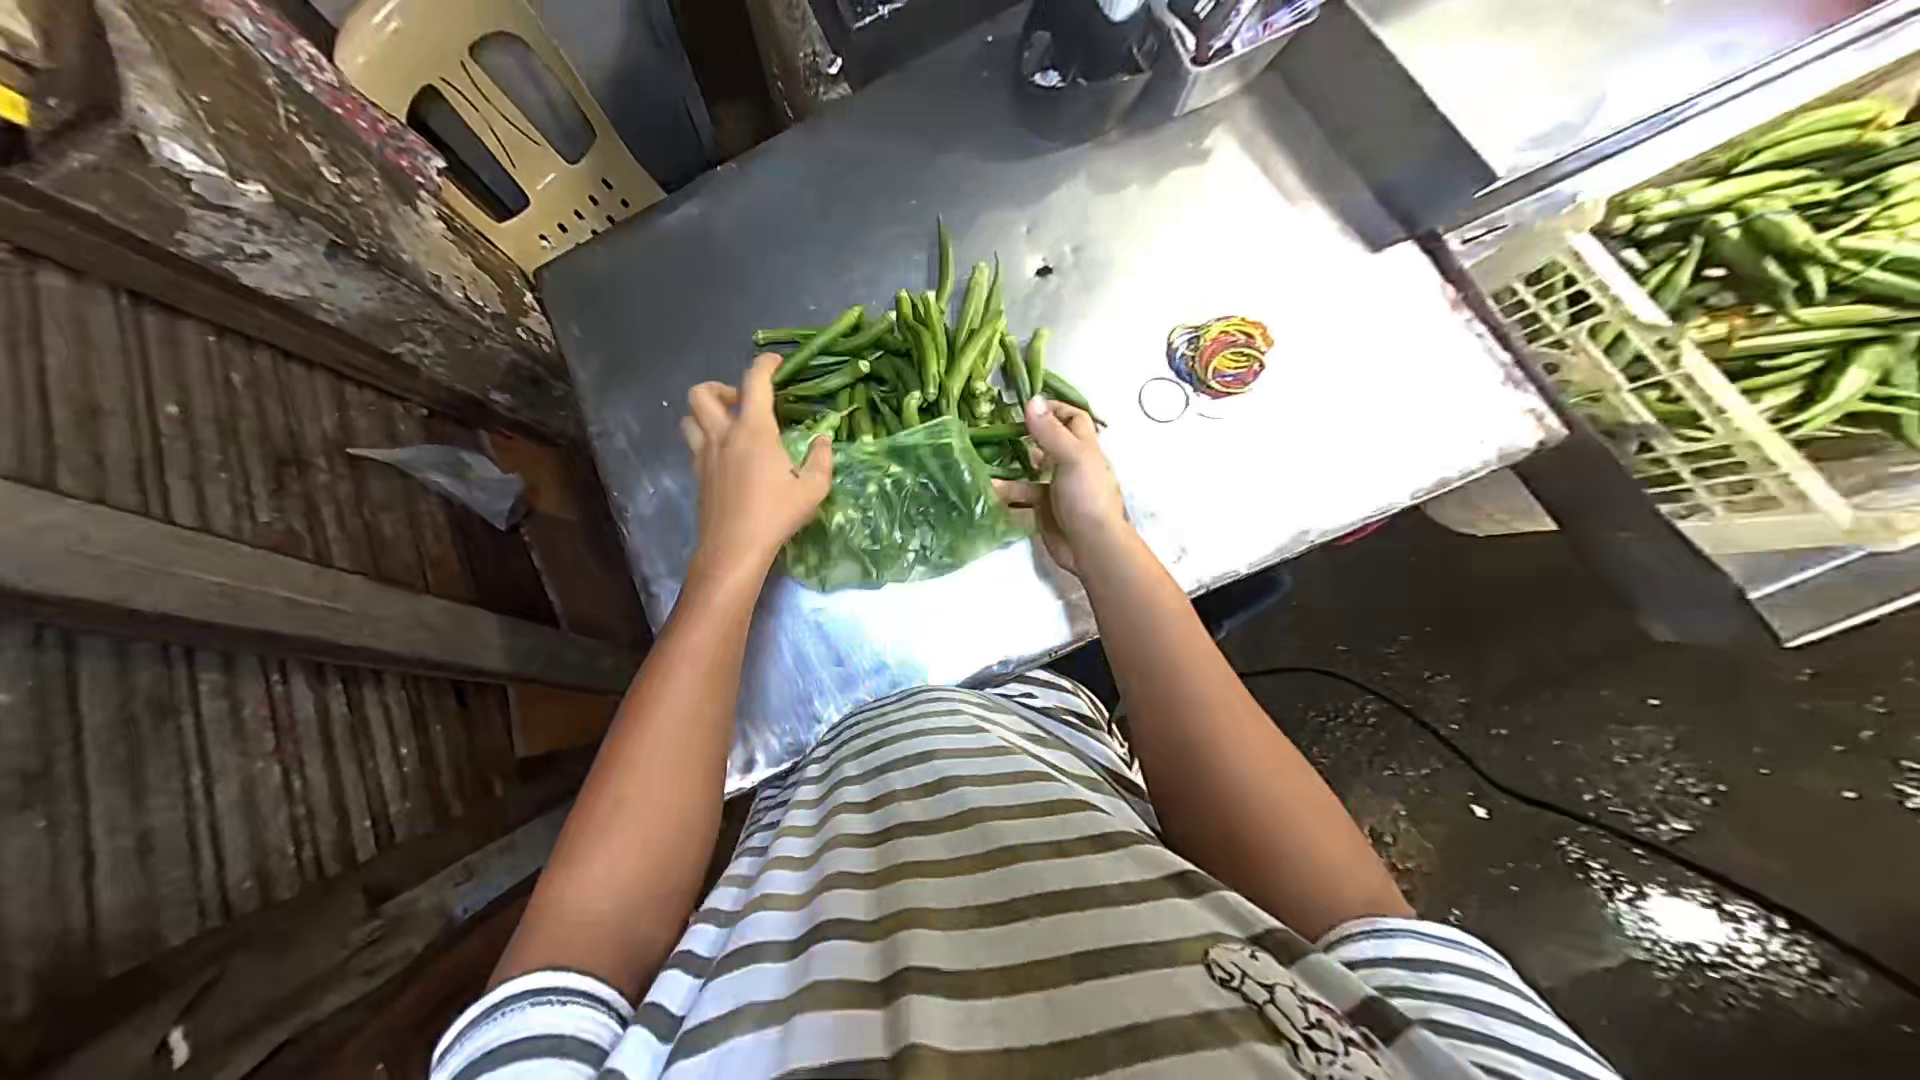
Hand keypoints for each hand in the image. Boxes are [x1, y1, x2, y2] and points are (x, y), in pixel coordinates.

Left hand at [681, 353, 831, 575]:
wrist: (734, 547)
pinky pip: (693, 444)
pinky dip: (705, 438)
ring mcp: (705, 455)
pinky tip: (726, 455)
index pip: (754, 382)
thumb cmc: (776, 515)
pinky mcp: (697, 475)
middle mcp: (723, 435)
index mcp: (754, 431)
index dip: (764, 365)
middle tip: (744, 403)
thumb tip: (825, 439)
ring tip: (728, 424)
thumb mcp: (813, 488)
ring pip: (689, 417)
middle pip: (702, 393)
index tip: (776, 362)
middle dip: (721, 387)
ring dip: (705, 412)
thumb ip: (822, 459)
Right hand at [996, 397, 1128, 574]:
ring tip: (985, 458)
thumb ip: (1050, 431)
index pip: (1073, 419)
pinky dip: (1006, 492)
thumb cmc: (1087, 497)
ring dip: (1010, 465)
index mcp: (1084, 448)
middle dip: (1025, 435)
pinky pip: (1022, 495)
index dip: (1055, 409)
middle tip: (997, 429)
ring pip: (1030, 469)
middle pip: (1048, 442)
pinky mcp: (1044, 508)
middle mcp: (1071, 464)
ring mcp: (1057, 487)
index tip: (1027, 406)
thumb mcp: (1072, 457)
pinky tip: (990, 489)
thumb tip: (1031, 400)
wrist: (1092, 546)